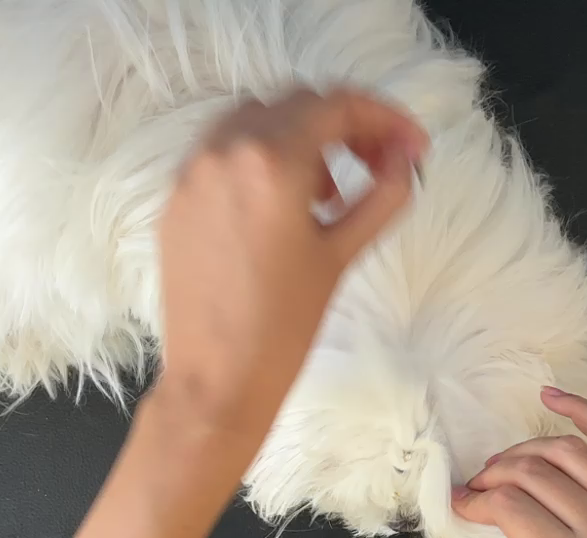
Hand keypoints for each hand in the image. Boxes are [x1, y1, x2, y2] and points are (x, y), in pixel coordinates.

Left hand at [153, 89, 425, 432]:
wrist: (217, 383)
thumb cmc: (283, 330)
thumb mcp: (340, 258)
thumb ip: (382, 197)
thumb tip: (408, 160)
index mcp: (271, 160)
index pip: (338, 106)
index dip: (385, 119)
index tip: (411, 147)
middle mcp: (224, 150)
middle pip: (296, 106)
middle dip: (344, 129)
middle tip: (374, 168)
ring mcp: (191, 173)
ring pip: (253, 122)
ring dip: (297, 141)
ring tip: (322, 197)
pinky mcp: (174, 202)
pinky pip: (221, 156)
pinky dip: (257, 163)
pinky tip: (276, 211)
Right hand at [453, 388, 586, 537]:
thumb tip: (490, 514)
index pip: (509, 507)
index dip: (475, 500)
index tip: (460, 502)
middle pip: (532, 474)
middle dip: (493, 475)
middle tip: (477, 486)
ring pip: (565, 451)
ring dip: (524, 450)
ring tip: (503, 464)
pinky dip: (584, 412)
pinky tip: (552, 397)